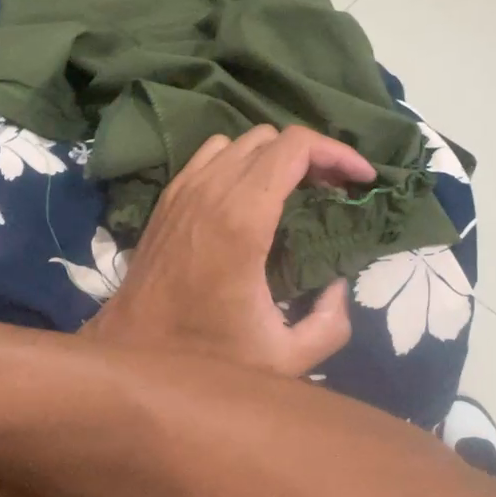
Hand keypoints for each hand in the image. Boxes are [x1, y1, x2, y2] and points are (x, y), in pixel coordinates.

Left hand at [87, 125, 375, 376]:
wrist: (131, 355)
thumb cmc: (206, 357)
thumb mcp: (286, 358)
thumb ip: (330, 323)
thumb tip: (340, 287)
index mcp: (243, 218)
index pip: (296, 147)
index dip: (338, 152)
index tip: (363, 178)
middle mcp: (212, 190)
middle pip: (274, 138)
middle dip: (315, 154)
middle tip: (338, 189)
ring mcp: (185, 189)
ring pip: (241, 141)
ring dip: (277, 156)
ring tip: (301, 188)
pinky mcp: (169, 197)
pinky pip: (211, 154)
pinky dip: (242, 160)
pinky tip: (255, 192)